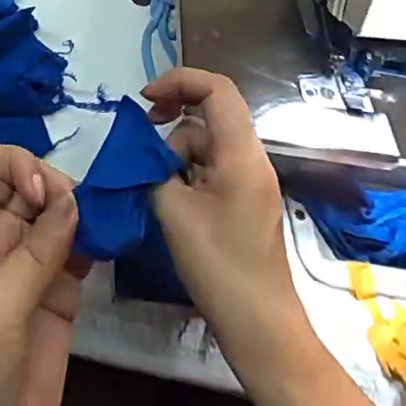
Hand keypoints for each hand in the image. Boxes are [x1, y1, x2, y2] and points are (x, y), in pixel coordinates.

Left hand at [0, 146, 86, 405]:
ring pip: (60, 210)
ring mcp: (36, 262)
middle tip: (84, 209)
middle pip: (32, 182)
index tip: (43, 192)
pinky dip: (98, 235)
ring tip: (105, 218)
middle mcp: (5, 237)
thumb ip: (36, 252)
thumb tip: (74, 199)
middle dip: (58, 184)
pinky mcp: (63, 287)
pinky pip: (82, 244)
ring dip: (83, 207)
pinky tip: (110, 237)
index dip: (18, 166)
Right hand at [144, 68, 292, 336]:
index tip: (147, 98)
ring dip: (178, 148)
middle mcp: (251, 156)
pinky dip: (189, 168)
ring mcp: (251, 177)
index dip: (180, 80)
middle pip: (212, 110)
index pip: (217, 89)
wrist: (260, 325)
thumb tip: (145, 153)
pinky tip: (172, 195)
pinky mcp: (245, 196)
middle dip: (174, 114)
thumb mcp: (174, 212)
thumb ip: (154, 170)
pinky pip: (214, 163)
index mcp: (241, 152)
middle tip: (145, 130)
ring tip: (158, 183)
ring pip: (209, 139)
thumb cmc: (219, 266)